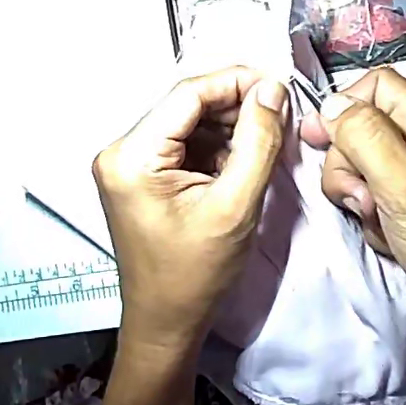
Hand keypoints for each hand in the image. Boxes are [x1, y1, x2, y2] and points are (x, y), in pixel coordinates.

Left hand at [94, 67, 287, 365]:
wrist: (167, 323)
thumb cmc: (196, 274)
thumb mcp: (236, 205)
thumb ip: (258, 142)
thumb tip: (273, 89)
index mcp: (132, 156)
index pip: (188, 94)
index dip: (237, 81)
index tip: (280, 85)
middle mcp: (124, 151)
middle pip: (189, 105)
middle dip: (238, 105)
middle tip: (282, 114)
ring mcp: (133, 164)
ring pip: (193, 122)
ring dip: (233, 125)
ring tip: (270, 138)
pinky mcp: (148, 176)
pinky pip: (190, 144)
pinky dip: (222, 145)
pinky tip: (248, 157)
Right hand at [298, 68, 405, 333]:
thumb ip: (365, 138)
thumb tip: (330, 104)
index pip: (376, 86)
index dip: (342, 106)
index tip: (318, 140)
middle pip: (360, 129)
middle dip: (348, 165)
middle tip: (362, 198)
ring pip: (361, 169)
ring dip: (359, 198)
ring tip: (381, 222)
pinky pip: (372, 201)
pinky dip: (372, 221)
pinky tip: (390, 239)